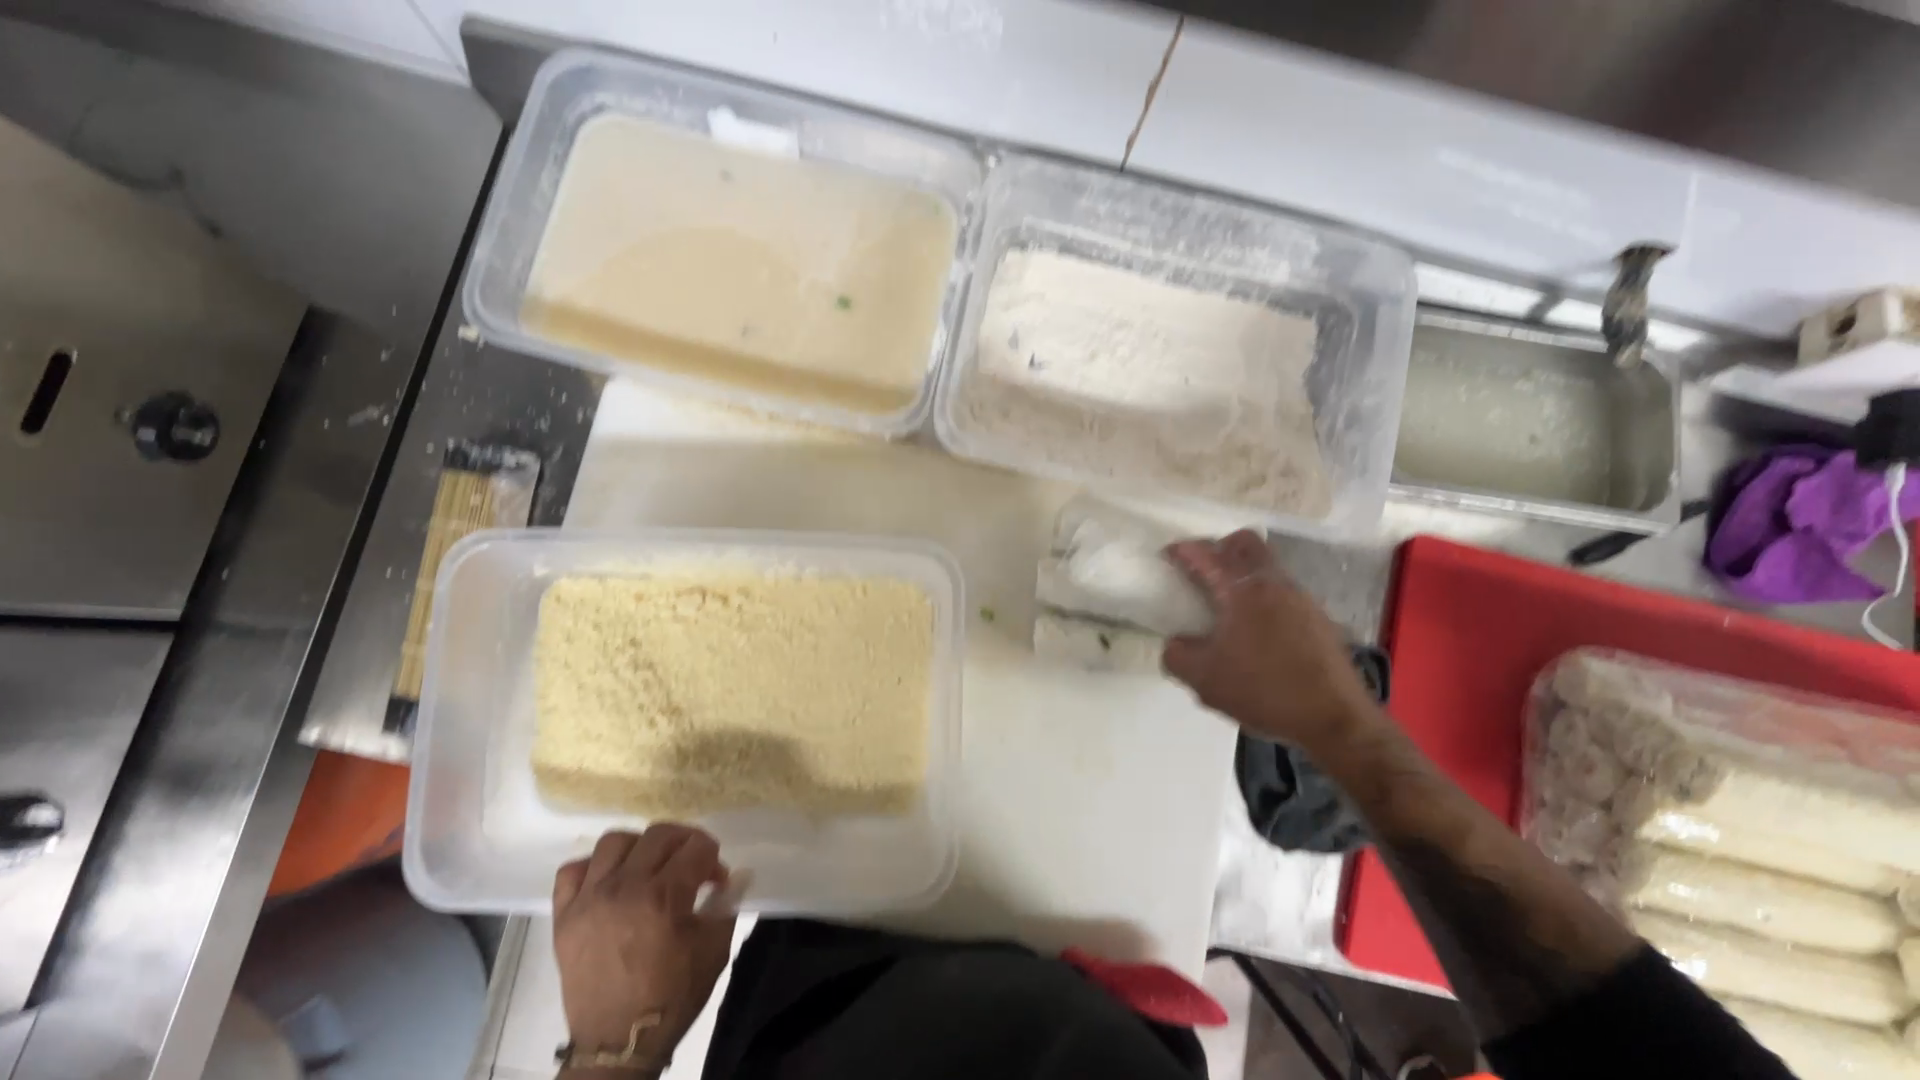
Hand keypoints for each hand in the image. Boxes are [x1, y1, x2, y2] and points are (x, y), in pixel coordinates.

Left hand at [552, 825, 736, 1071]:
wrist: (619, 1040)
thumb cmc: (672, 996)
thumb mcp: (714, 950)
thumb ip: (727, 906)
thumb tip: (735, 877)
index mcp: (664, 896)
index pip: (697, 847)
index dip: (714, 859)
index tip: (717, 880)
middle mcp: (624, 887)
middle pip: (659, 834)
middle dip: (685, 842)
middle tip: (692, 865)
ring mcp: (589, 899)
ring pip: (615, 842)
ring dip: (641, 847)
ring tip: (650, 867)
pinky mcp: (564, 916)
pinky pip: (572, 870)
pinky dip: (593, 868)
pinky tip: (609, 881)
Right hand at [1162, 530, 1375, 751]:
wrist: (1334, 719)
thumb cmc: (1264, 692)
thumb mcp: (1204, 680)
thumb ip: (1177, 655)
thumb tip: (1176, 643)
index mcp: (1242, 591)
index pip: (1206, 554)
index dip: (1182, 550)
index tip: (1167, 556)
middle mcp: (1274, 584)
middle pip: (1245, 543)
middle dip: (1218, 547)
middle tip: (1201, 570)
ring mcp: (1301, 599)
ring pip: (1267, 566)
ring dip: (1244, 573)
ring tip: (1227, 606)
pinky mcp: (1319, 618)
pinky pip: (1284, 593)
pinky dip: (1264, 598)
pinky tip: (1257, 632)